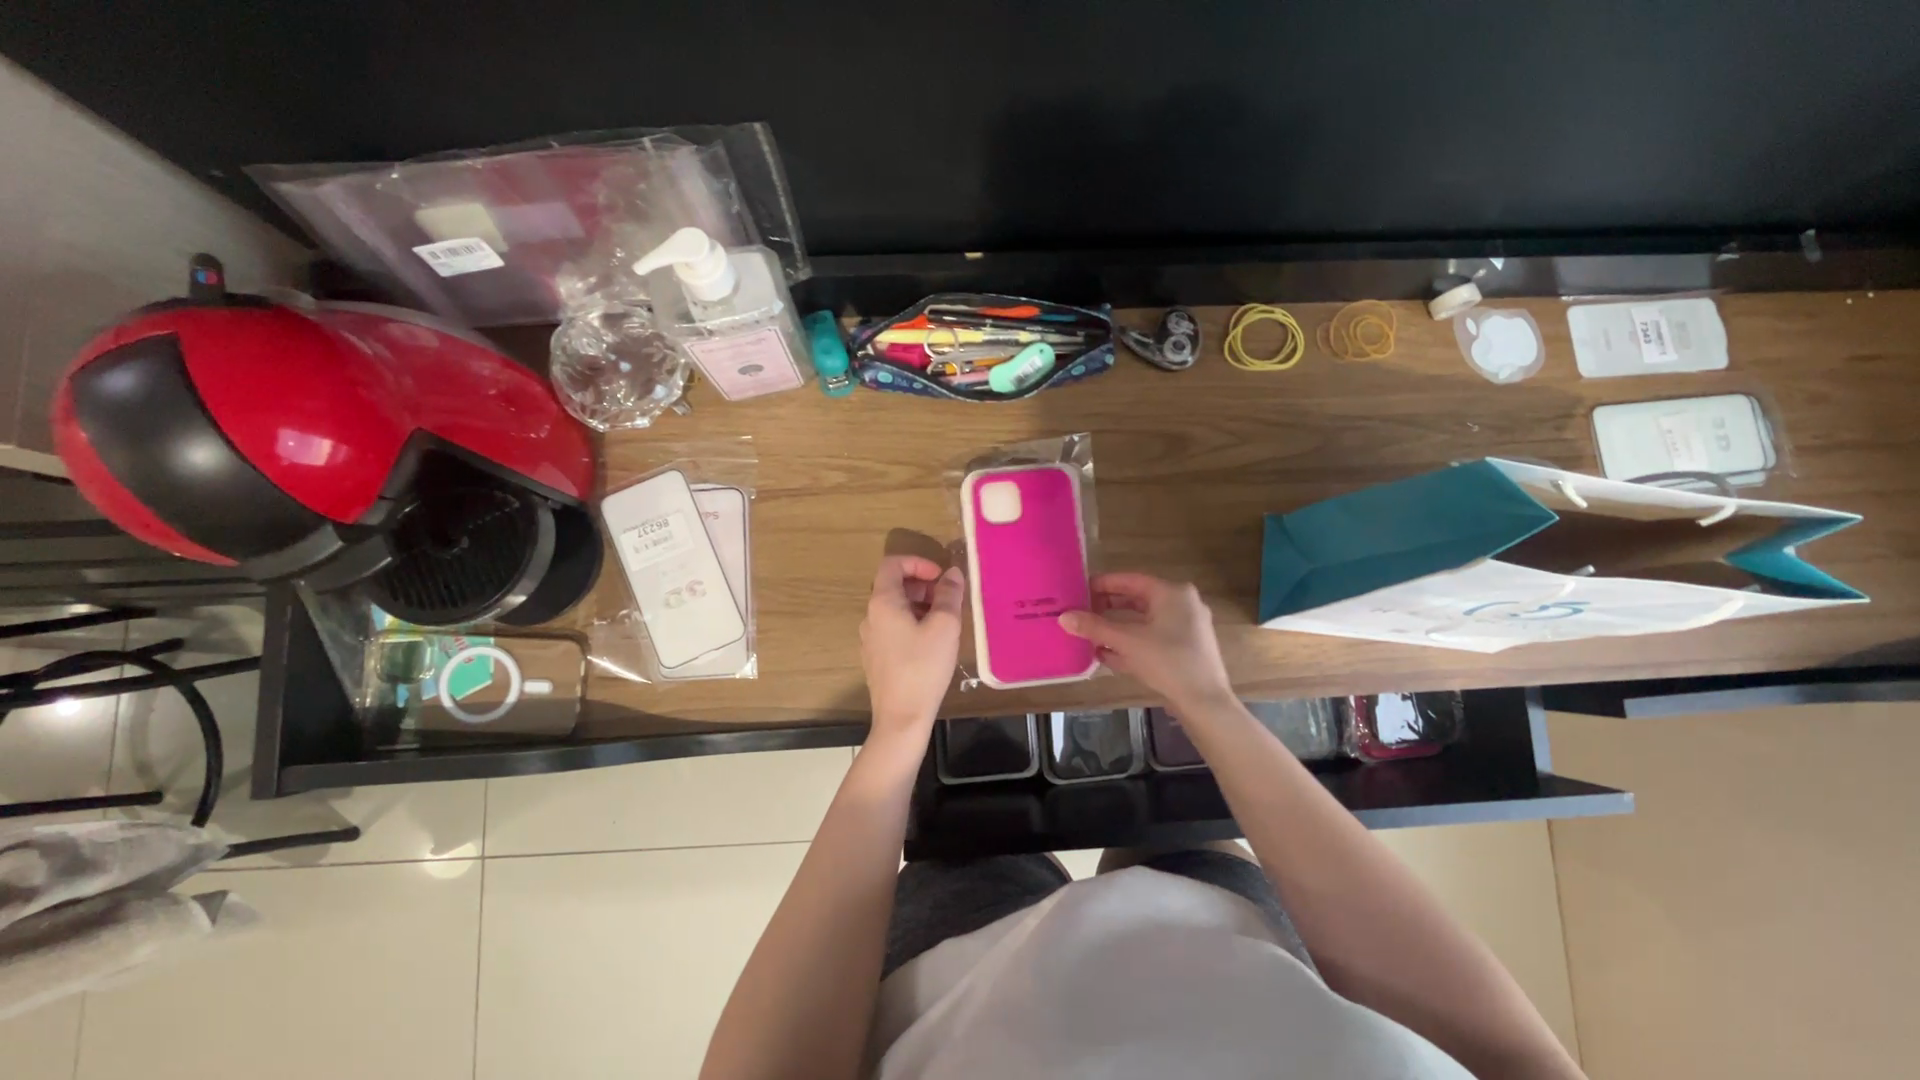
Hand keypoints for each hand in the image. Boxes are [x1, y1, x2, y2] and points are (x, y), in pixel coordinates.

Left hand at [860, 555, 964, 741]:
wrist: (902, 717)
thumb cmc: (923, 667)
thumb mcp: (944, 627)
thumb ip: (949, 595)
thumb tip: (951, 573)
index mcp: (882, 602)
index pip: (892, 564)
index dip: (918, 562)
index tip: (941, 577)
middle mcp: (870, 616)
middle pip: (893, 586)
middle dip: (922, 585)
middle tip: (947, 599)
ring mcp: (870, 638)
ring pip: (894, 609)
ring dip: (919, 605)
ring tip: (944, 622)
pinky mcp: (876, 657)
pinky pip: (892, 628)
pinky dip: (911, 623)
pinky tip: (931, 643)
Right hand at [1059, 573, 1234, 713]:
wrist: (1204, 701)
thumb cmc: (1167, 660)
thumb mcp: (1127, 642)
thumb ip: (1094, 627)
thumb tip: (1064, 617)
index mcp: (1172, 593)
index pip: (1130, 580)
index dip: (1103, 584)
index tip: (1080, 590)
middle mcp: (1182, 605)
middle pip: (1137, 601)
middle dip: (1107, 610)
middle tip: (1082, 614)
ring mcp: (1187, 628)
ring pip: (1144, 622)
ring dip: (1116, 629)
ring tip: (1090, 636)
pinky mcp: (1186, 650)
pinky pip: (1153, 639)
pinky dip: (1131, 644)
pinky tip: (1107, 656)